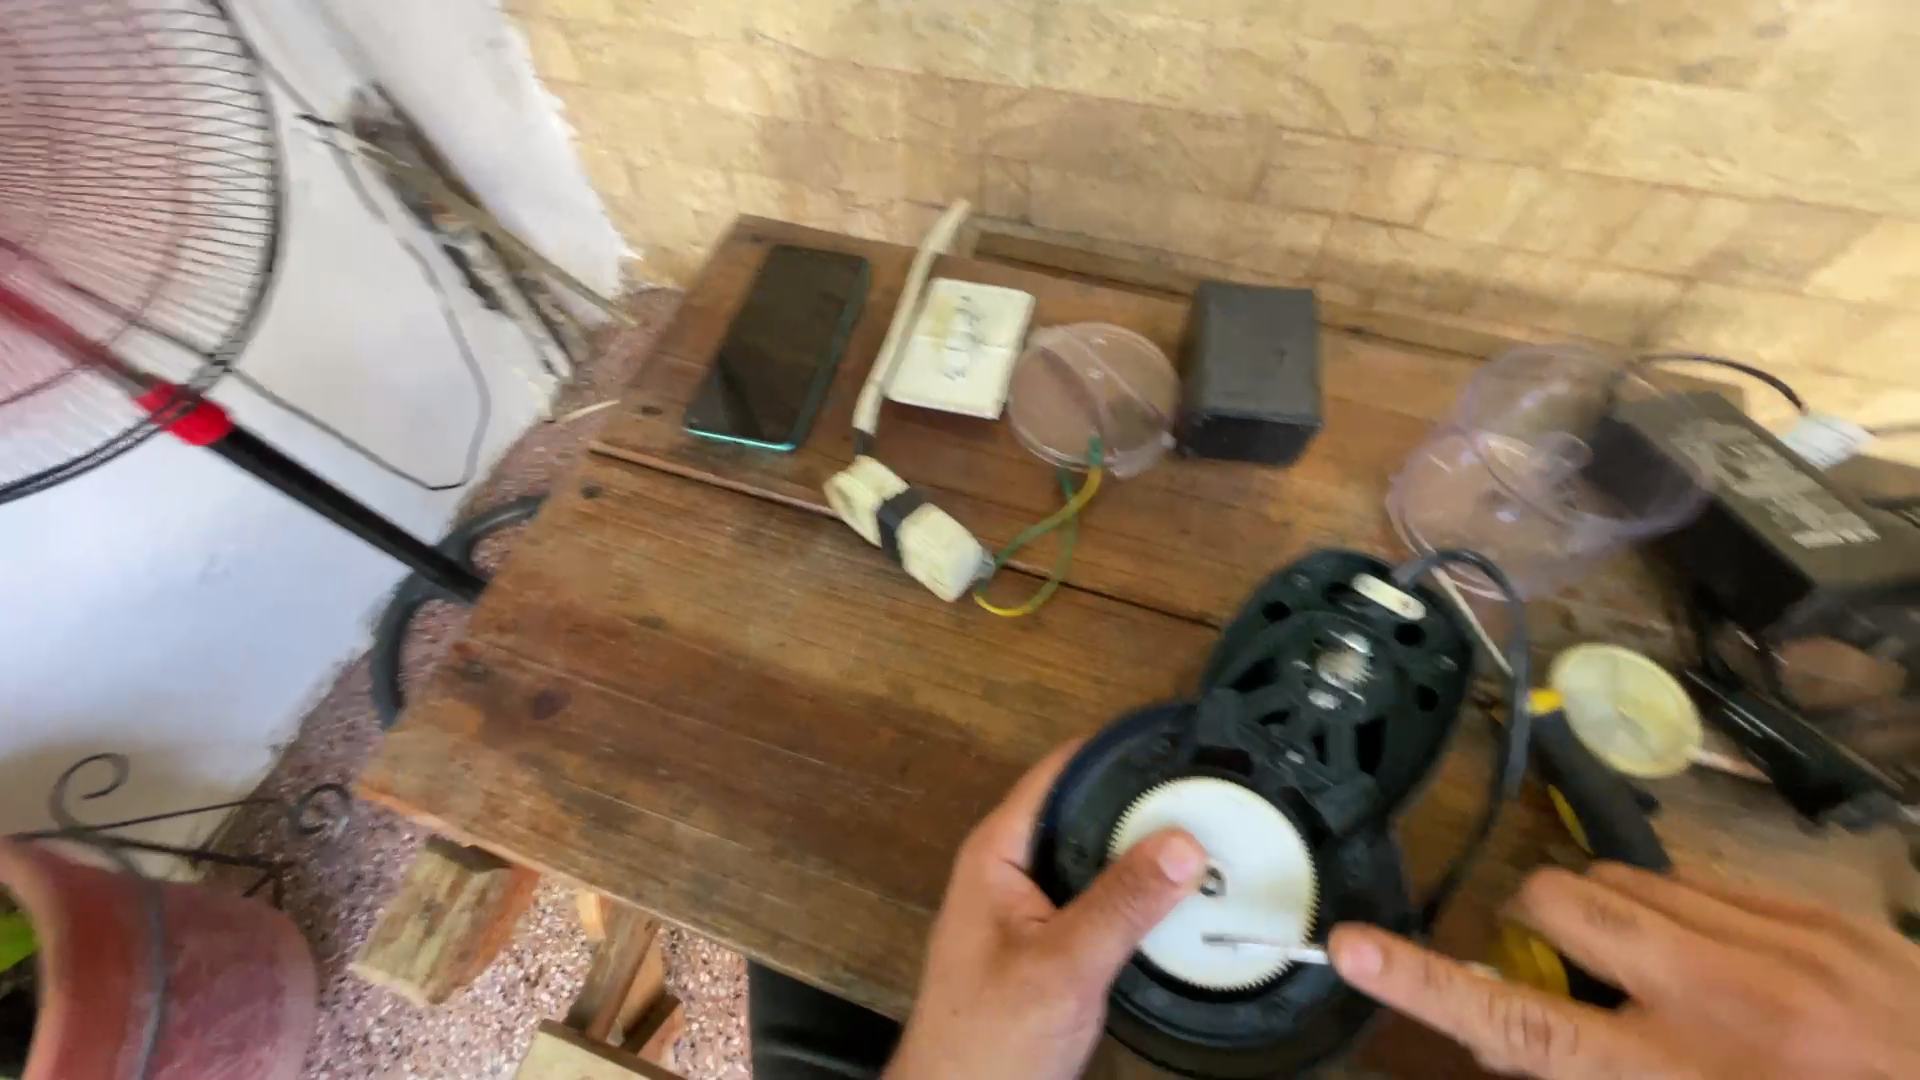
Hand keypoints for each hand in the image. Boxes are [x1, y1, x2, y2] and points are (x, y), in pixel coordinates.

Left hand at [885, 742, 1207, 1079]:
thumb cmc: (990, 1035)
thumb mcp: (1063, 964)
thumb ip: (1121, 903)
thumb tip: (1181, 844)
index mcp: (999, 848)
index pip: (1058, 772)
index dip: (1108, 750)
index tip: (1164, 742)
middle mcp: (1011, 863)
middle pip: (1078, 809)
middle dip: (1133, 799)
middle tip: (1199, 790)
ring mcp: (1028, 900)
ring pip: (1090, 853)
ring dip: (1135, 846)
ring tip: (1199, 833)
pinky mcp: (1046, 935)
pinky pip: (1095, 892)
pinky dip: (1131, 887)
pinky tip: (1172, 896)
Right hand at [1329, 862, 1919, 1078]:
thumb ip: (1594, 1077)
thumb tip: (1515, 1037)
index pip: (1520, 1027)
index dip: (1425, 982)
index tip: (1351, 948)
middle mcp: (1733, 1007)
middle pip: (1556, 898)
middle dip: (1540, 922)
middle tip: (1576, 970)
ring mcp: (1793, 950)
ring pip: (1619, 878)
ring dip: (1611, 916)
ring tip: (1668, 971)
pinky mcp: (1837, 922)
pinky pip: (1699, 882)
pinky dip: (1685, 914)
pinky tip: (1743, 968)